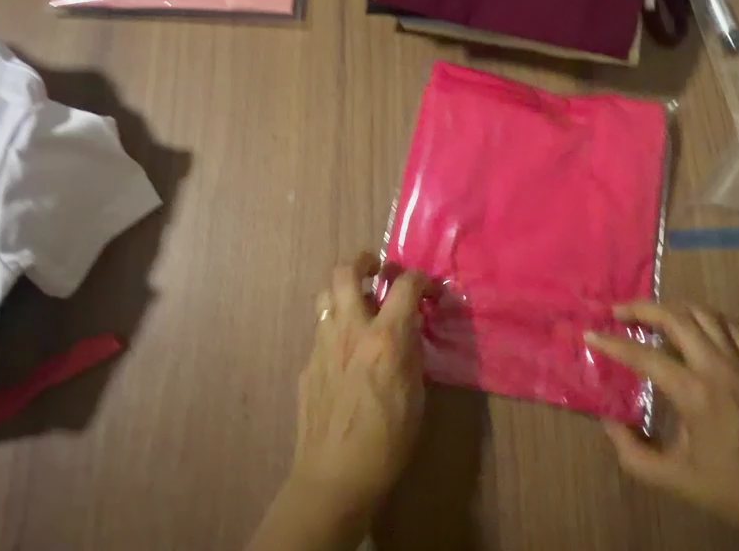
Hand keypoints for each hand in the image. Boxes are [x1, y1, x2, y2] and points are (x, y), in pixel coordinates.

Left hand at [288, 255, 427, 514]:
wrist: (335, 477)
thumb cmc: (388, 440)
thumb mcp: (417, 393)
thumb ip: (412, 352)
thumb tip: (411, 330)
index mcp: (385, 336)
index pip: (406, 283)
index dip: (422, 279)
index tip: (430, 291)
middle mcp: (350, 329)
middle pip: (346, 271)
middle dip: (363, 261)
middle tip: (378, 270)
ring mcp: (322, 345)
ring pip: (325, 295)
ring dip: (343, 291)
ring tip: (358, 304)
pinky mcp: (307, 365)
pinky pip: (320, 332)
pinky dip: (335, 329)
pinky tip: (345, 354)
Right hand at [586, 303, 738, 550]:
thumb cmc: (733, 489)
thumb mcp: (675, 480)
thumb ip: (633, 454)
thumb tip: (609, 423)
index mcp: (694, 393)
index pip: (644, 355)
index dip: (613, 343)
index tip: (590, 334)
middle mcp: (717, 366)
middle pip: (676, 317)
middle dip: (642, 308)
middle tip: (618, 310)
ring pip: (704, 314)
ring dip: (674, 308)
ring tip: (652, 315)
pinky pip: (730, 326)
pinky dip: (707, 318)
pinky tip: (696, 327)